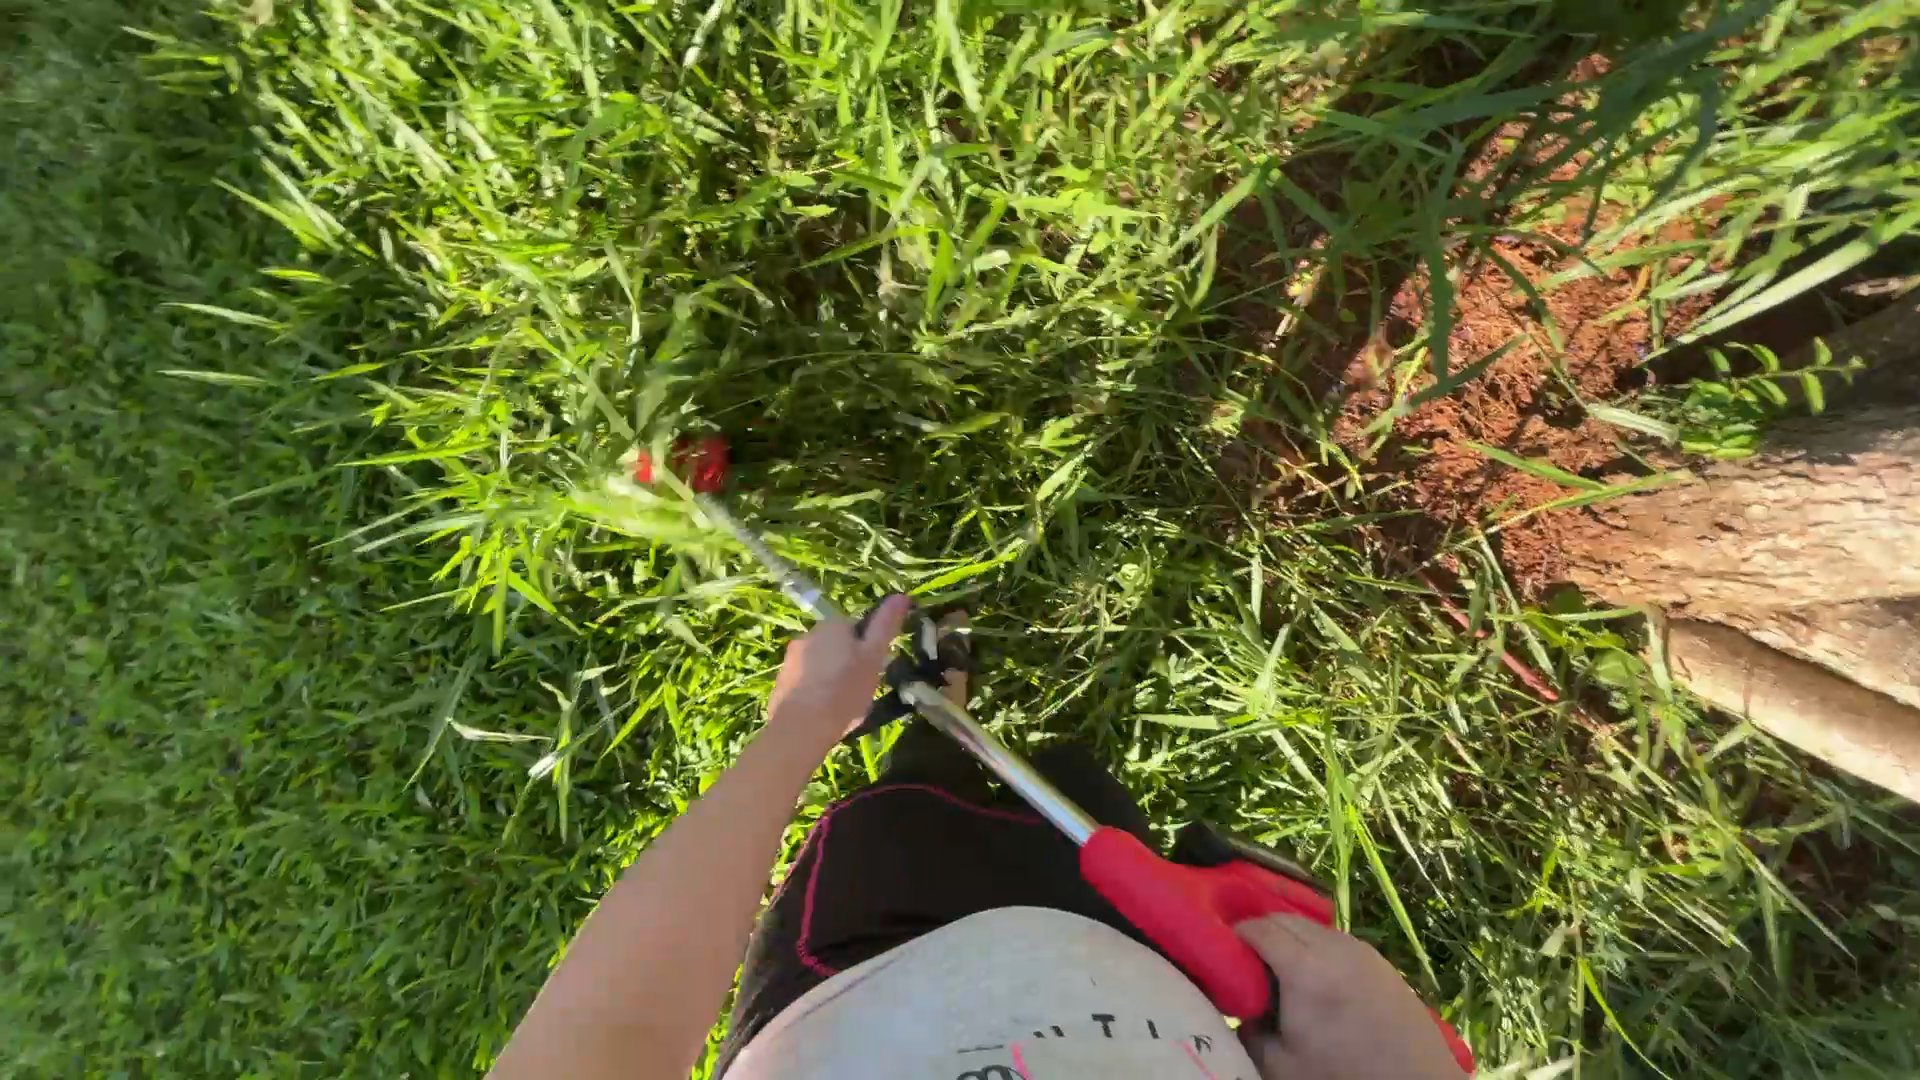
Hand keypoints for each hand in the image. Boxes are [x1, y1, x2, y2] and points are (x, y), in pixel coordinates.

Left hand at [766, 594, 912, 742]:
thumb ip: (886, 625)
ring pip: (820, 664)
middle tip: (860, 688)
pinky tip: (823, 712)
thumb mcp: (874, 657)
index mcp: (833, 625)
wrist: (802, 727)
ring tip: (842, 705)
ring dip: (831, 677)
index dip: (867, 649)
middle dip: (848, 662)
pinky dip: (814, 692)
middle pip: (836, 645)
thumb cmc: (845, 689)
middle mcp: (808, 635)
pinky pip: (805, 682)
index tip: (872, 669)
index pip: (856, 628)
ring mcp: (790, 659)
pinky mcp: (780, 683)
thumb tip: (901, 595)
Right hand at [1235, 914, 1459, 1079]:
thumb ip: (1250, 1033)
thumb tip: (1239, 1009)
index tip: (1224, 951)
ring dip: (1289, 937)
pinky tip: (1319, 979)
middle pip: (1282, 918)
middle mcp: (1331, 947)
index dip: (1235, 934)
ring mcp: (1360, 950)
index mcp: (1303, 969)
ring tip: (1283, 969)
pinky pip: (1335, 940)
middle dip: (1260, 931)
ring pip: (1310, 925)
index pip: (1257, 928)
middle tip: (1248, 960)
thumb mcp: (1282, 1069)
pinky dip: (1317, 947)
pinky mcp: (1381, 961)